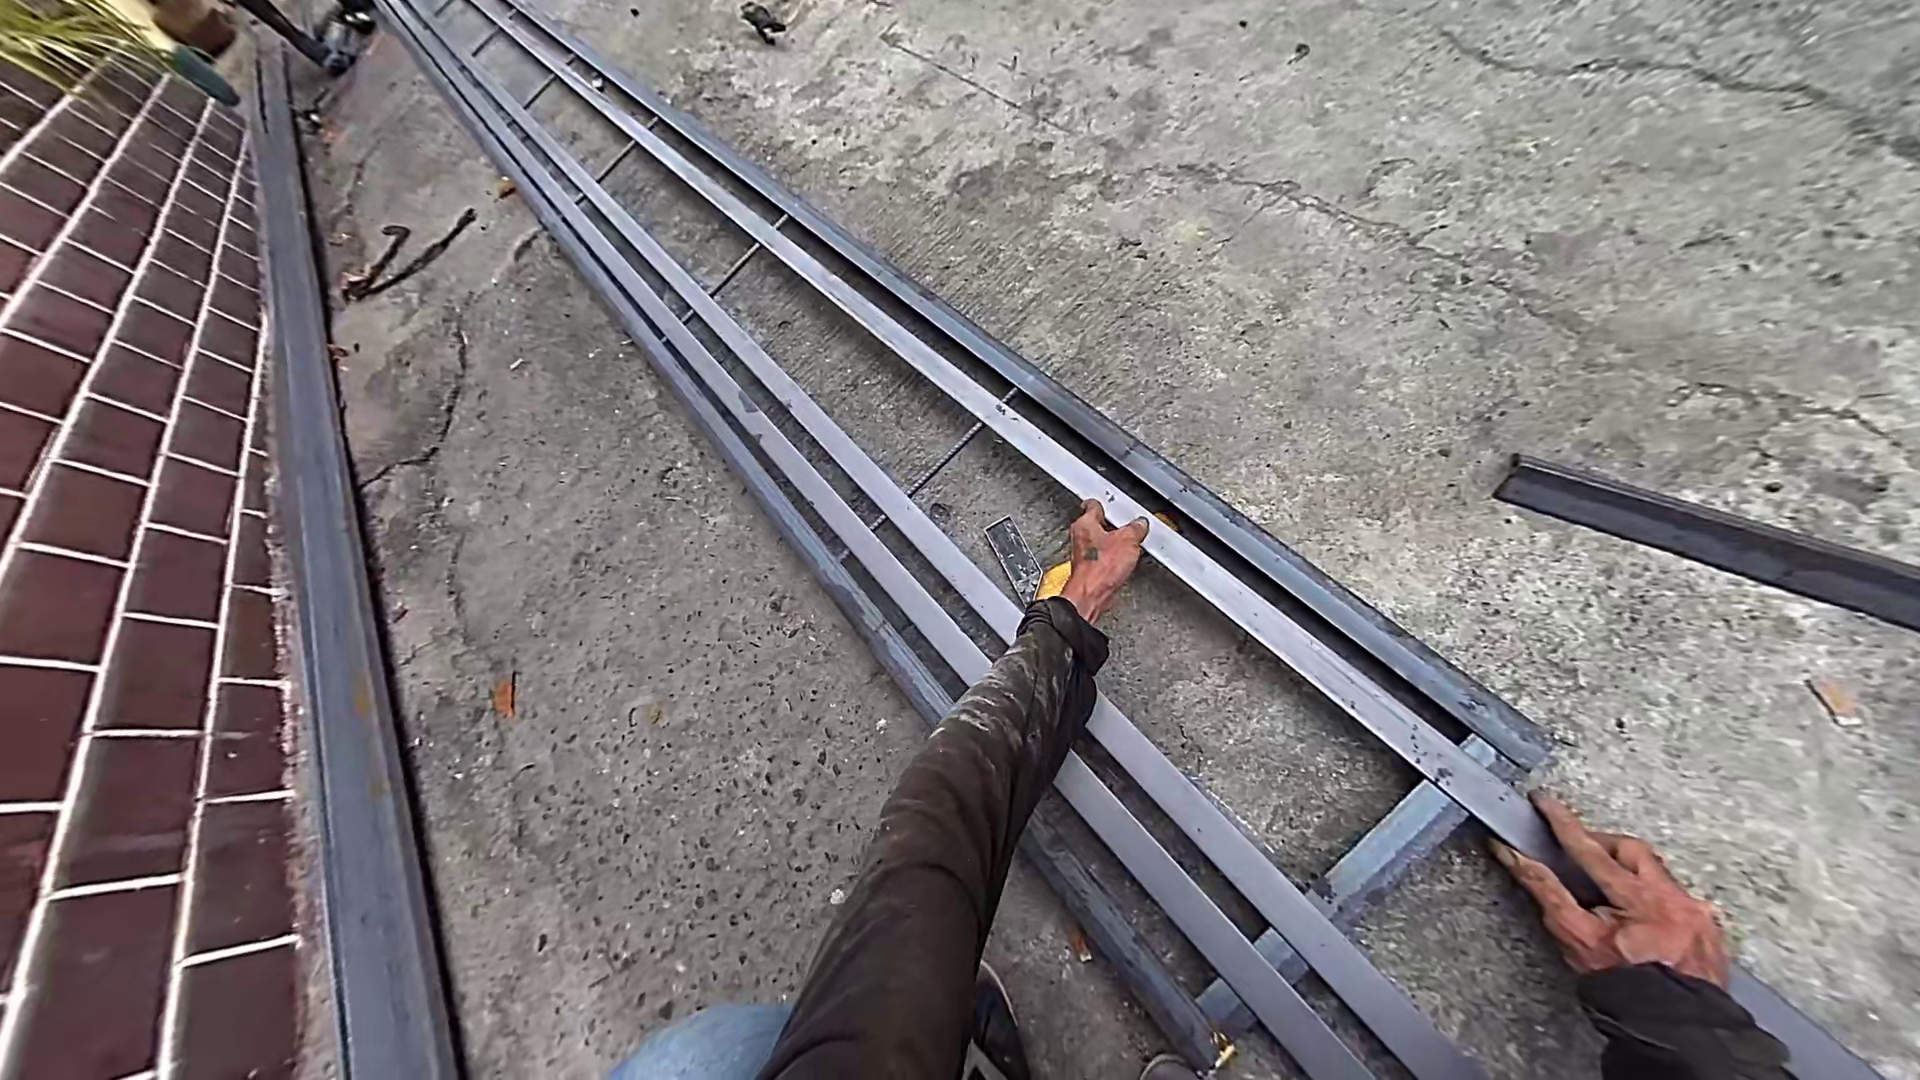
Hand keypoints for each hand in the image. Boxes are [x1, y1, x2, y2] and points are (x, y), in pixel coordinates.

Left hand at [1057, 500, 1148, 623]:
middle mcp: (1080, 538)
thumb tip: (1140, 525)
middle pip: (1099, 525)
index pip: (1093, 506)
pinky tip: (1122, 563)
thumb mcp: (1128, 540)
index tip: (1109, 502)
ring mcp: (1083, 554)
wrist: (1092, 594)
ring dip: (1114, 544)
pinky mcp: (1090, 569)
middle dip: (1114, 526)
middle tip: (1127, 527)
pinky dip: (1113, 559)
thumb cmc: (1100, 568)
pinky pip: (1103, 558)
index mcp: (1084, 524)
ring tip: (1128, 547)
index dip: (1104, 503)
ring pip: (1101, 543)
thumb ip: (1135, 529)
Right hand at [1490, 793, 1729, 987]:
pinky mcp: (1709, 929)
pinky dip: (1647, 890)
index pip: (1589, 847)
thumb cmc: (1624, 984)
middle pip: (1633, 849)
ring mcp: (1698, 915)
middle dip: (1602, 843)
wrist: (1677, 1029)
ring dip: (1625, 867)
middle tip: (1576, 851)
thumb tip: (1509, 852)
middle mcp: (1677, 901)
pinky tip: (1632, 907)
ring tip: (1603, 884)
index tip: (1543, 802)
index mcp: (1642, 900)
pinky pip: (1674, 893)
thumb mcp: (1571, 932)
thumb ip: (1540, 885)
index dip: (1561, 821)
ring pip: (1655, 869)